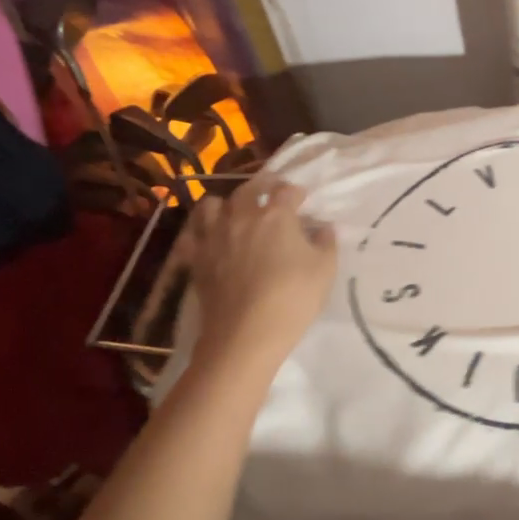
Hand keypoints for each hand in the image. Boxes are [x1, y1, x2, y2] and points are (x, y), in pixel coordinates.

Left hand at [185, 172, 340, 366]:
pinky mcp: (196, 258)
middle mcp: (242, 217)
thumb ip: (326, 243)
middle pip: (248, 189)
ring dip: (226, 204)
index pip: (287, 190)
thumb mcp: (325, 270)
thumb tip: (324, 228)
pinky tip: (211, 237)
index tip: (302, 198)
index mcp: (276, 216)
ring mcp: (214, 236)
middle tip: (271, 193)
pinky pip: (192, 234)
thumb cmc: (294, 298)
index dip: (296, 191)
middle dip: (262, 186)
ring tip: (236, 212)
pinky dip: (201, 231)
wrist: (246, 333)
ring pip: (212, 204)